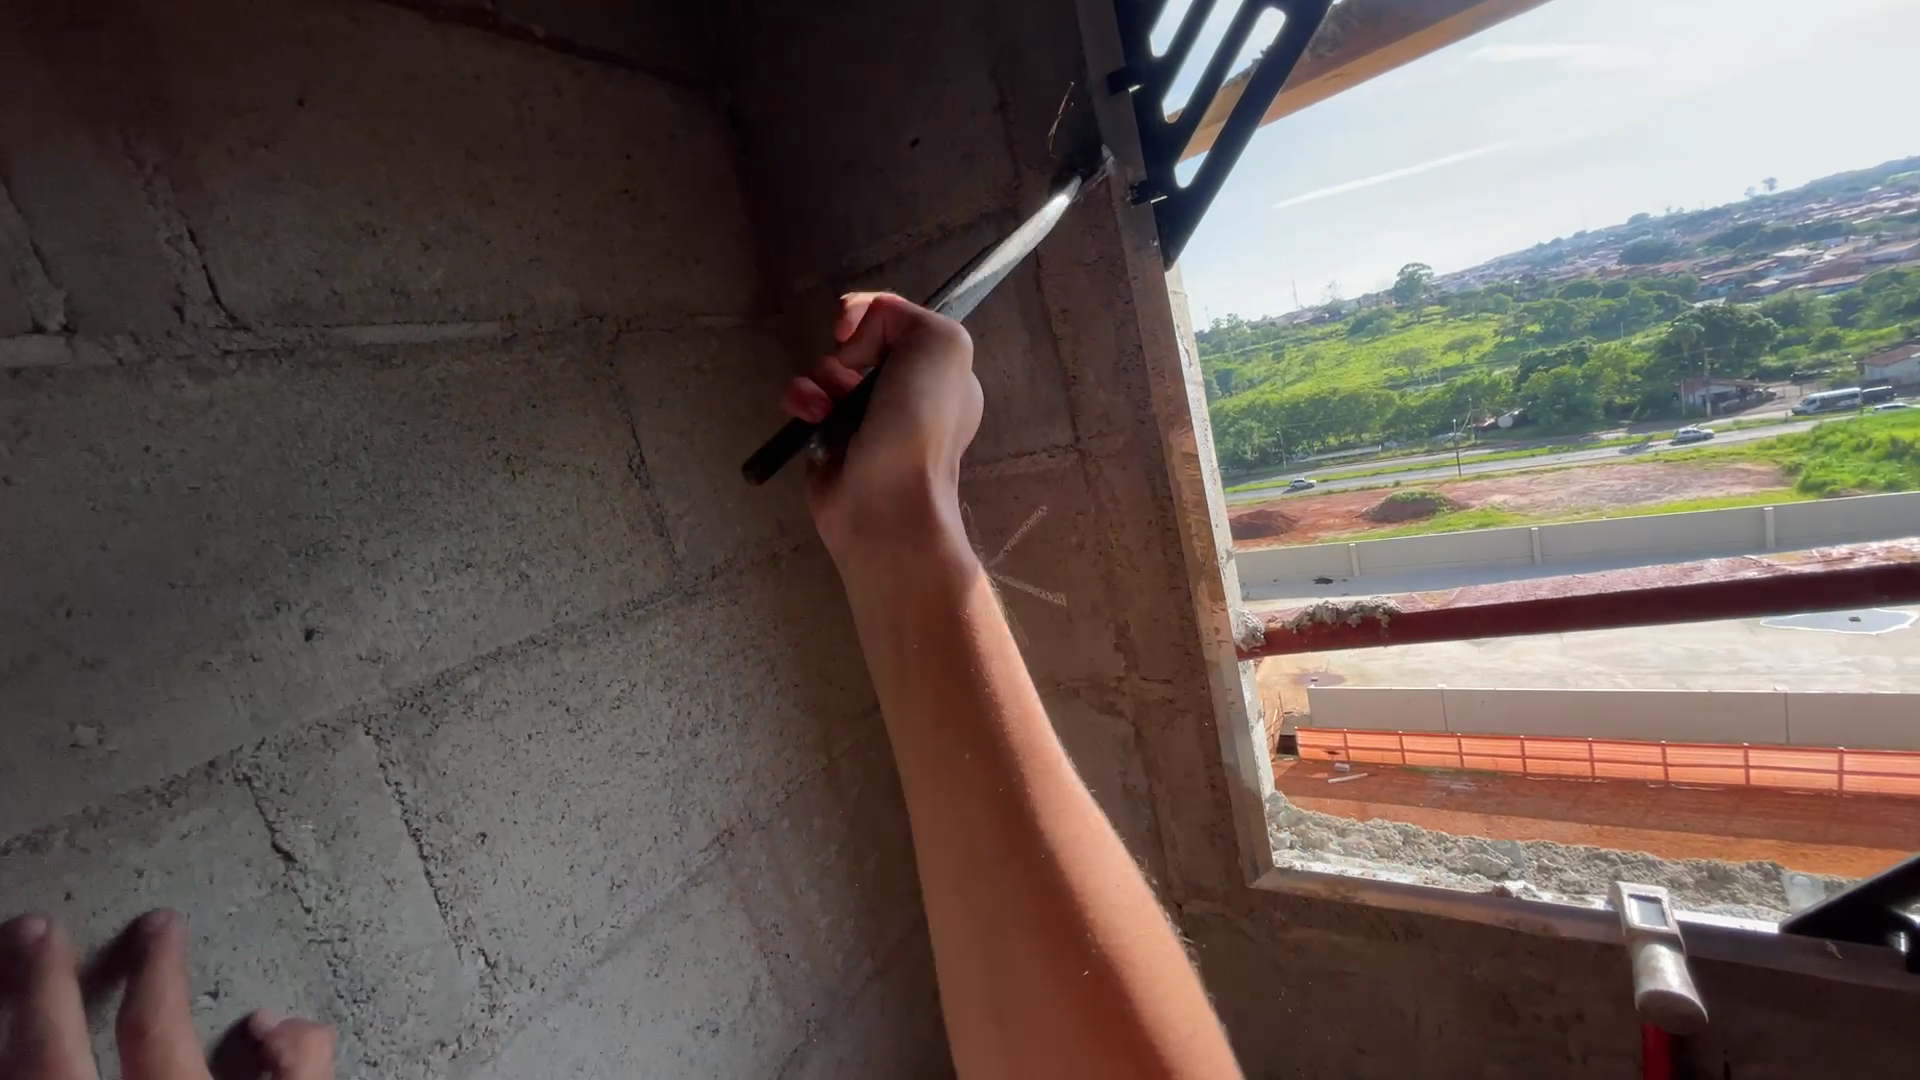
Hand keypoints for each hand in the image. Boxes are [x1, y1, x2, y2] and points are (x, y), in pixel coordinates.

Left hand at [1, 911, 333, 1079]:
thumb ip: (300, 1066)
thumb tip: (270, 1019)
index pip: (152, 1026)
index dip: (156, 971)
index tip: (159, 923)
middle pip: (47, 1053)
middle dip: (42, 986)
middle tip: (35, 930)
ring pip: (11, 1076)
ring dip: (8, 1020)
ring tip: (8, 973)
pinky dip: (6, 1068)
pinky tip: (5, 1048)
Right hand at [781, 293, 981, 564]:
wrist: (887, 505)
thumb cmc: (920, 426)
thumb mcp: (942, 345)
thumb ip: (905, 315)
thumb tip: (857, 339)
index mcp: (941, 373)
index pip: (901, 322)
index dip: (874, 315)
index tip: (855, 327)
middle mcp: (906, 394)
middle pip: (859, 342)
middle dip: (845, 348)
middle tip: (851, 369)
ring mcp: (866, 418)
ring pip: (827, 370)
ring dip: (818, 377)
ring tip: (827, 404)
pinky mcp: (829, 440)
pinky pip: (805, 401)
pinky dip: (801, 401)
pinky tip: (812, 417)